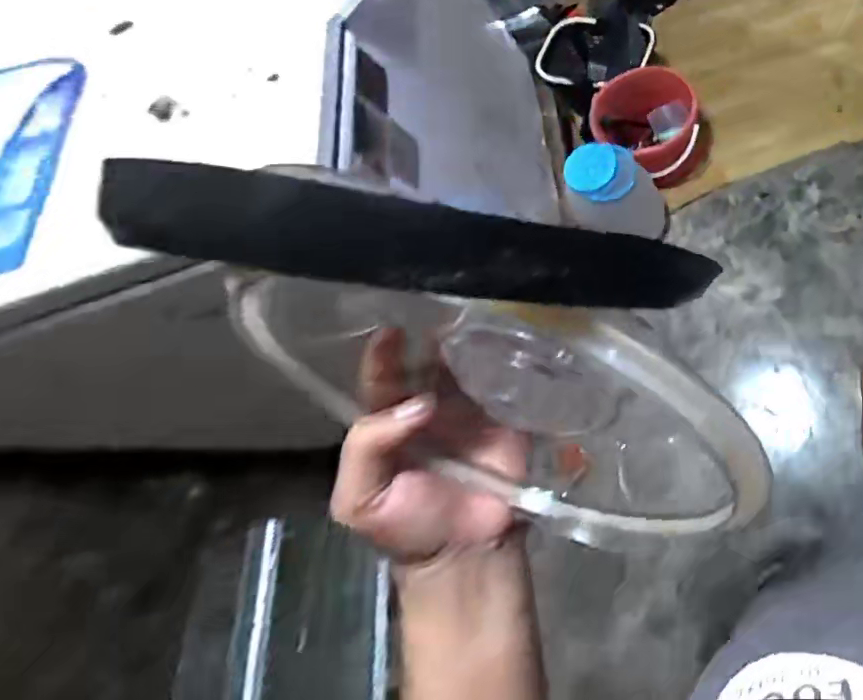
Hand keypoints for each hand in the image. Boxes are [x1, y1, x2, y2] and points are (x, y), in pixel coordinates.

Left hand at [329, 327, 528, 565]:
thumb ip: (368, 446)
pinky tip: (500, 340)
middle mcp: (428, 406)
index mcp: (390, 423)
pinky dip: (499, 359)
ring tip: (468, 316)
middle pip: (425, 363)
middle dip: (427, 336)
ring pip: (463, 364)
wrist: (465, 554)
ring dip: (464, 342)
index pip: (383, 380)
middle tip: (434, 308)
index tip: (391, 331)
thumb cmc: (406, 526)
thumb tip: (420, 402)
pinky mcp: (503, 415)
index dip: (384, 355)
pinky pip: (500, 381)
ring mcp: (468, 408)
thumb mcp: (360, 498)